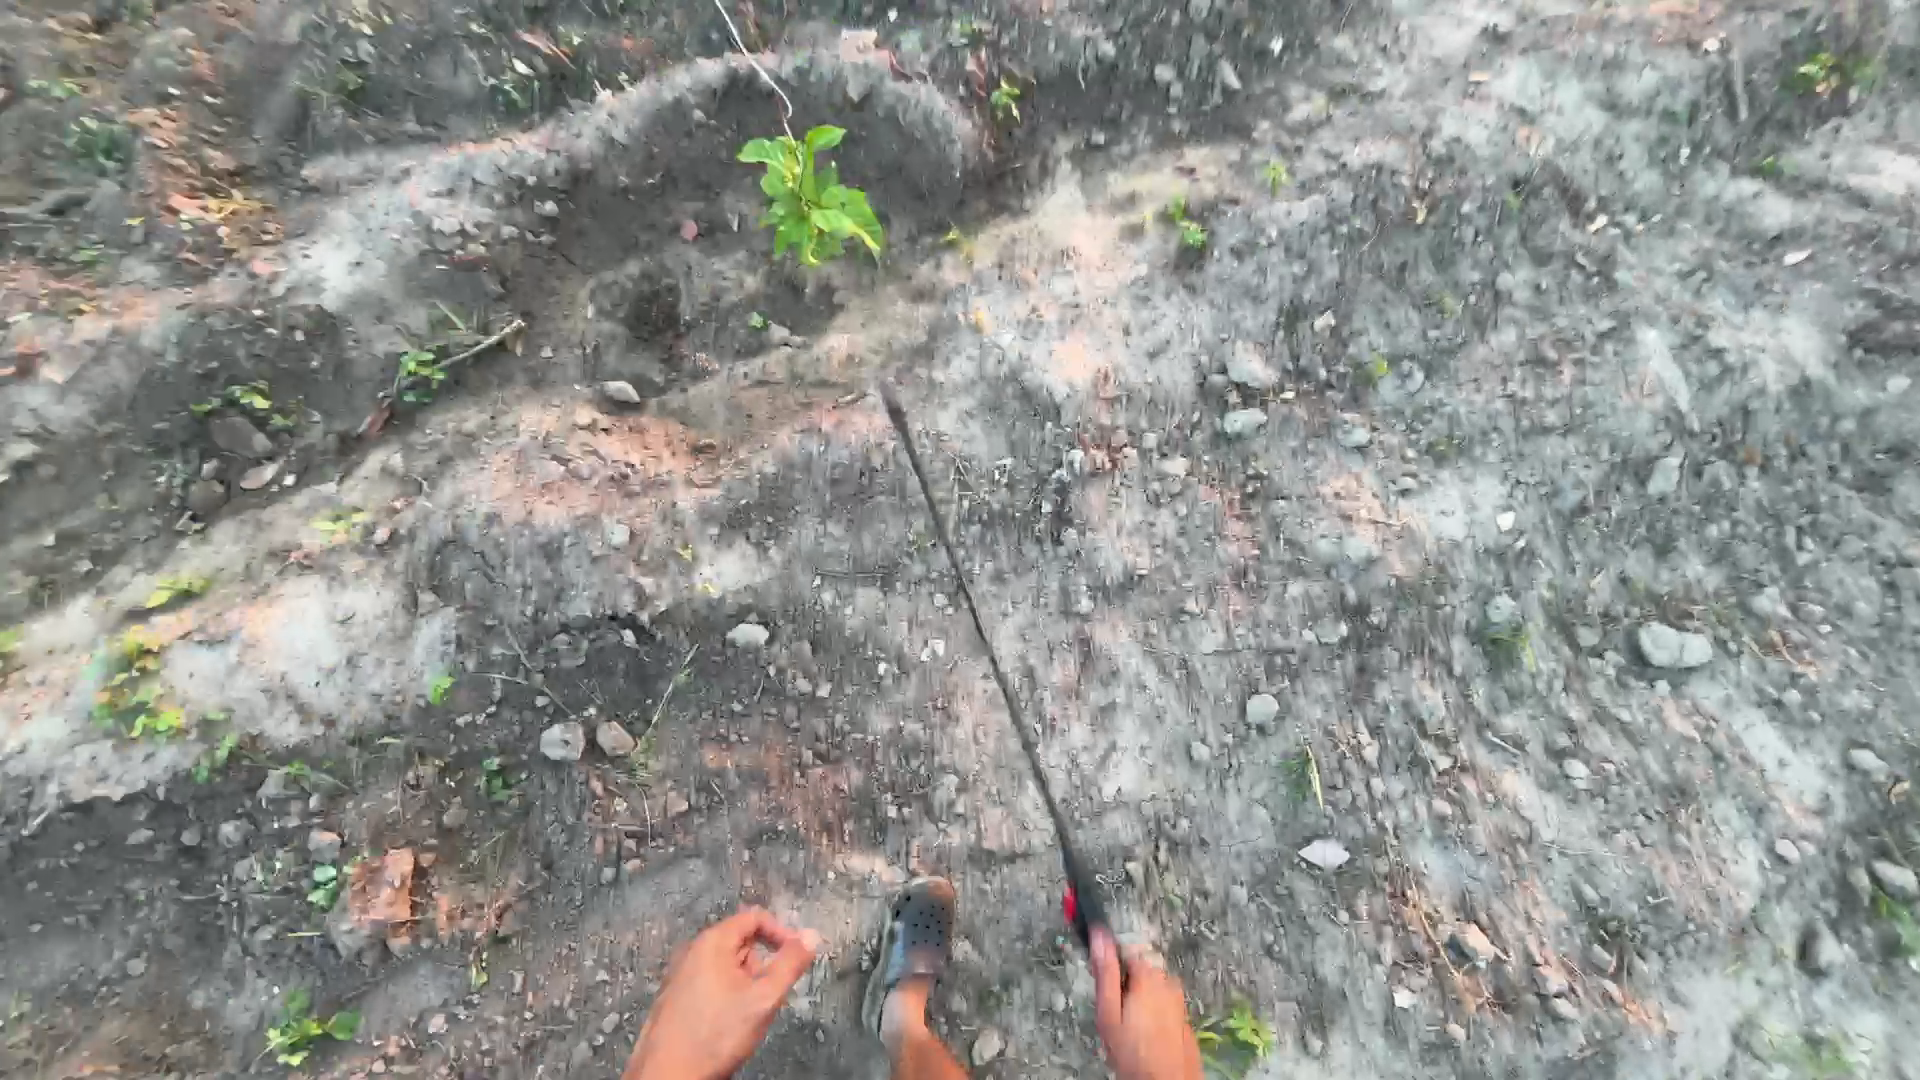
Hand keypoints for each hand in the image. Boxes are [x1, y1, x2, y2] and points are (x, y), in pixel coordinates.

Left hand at [623, 907, 820, 1079]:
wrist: (664, 1079)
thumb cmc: (717, 1034)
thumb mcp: (764, 999)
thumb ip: (791, 964)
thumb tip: (812, 934)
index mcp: (713, 941)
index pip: (755, 917)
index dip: (780, 933)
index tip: (795, 958)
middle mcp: (692, 950)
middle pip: (740, 941)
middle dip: (760, 964)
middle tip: (767, 995)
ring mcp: (678, 975)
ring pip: (724, 965)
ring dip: (743, 982)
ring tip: (746, 1014)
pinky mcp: (671, 998)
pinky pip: (708, 982)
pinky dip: (724, 994)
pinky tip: (724, 1024)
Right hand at [1091, 928, 1202, 1079]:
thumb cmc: (1133, 1052)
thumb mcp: (1109, 1013)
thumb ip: (1105, 971)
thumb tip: (1098, 934)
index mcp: (1147, 973)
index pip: (1126, 950)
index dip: (1113, 965)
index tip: (1106, 984)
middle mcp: (1168, 980)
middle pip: (1140, 968)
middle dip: (1127, 983)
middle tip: (1117, 1011)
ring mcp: (1179, 999)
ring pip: (1153, 986)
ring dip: (1142, 997)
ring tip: (1132, 1025)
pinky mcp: (1185, 1016)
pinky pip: (1165, 1003)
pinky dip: (1156, 1011)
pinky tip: (1148, 1032)